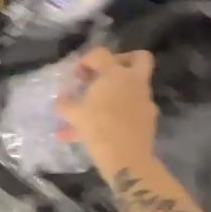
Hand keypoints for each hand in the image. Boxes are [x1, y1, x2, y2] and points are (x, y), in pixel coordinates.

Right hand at [55, 48, 158, 178]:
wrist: (126, 158)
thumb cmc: (98, 128)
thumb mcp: (73, 114)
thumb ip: (65, 103)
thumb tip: (62, 98)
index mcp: (115, 74)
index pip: (101, 54)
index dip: (86, 59)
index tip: (77, 74)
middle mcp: (134, 82)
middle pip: (139, 58)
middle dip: (122, 60)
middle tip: (105, 73)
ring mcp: (145, 100)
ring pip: (135, 85)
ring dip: (117, 90)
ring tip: (95, 106)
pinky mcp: (148, 117)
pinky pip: (133, 107)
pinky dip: (120, 111)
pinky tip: (104, 125)